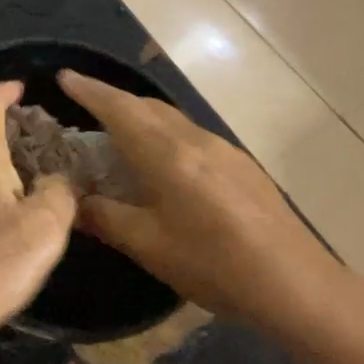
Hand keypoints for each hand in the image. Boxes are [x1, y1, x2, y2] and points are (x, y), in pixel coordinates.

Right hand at [57, 70, 338, 330]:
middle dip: (112, 99)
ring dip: (140, 116)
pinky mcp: (243, 169)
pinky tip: (162, 162)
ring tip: (117, 131)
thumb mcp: (147, 246)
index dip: (90, 92)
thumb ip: (105, 217)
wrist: (299, 287)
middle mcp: (196, 142)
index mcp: (167, 155)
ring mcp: (225, 152)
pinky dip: (164, 135)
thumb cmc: (215, 264)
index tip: (64, 76)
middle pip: (147, 107)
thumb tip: (73, 202)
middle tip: (83, 102)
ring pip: (172, 120)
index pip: (119, 110)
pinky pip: (191, 137)